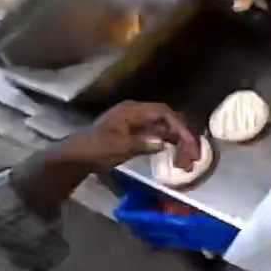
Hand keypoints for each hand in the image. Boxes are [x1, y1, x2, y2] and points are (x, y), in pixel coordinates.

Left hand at [57, 101, 197, 169]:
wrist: (76, 156)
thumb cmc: (94, 149)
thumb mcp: (118, 147)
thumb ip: (142, 143)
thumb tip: (163, 143)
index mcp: (132, 110)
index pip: (163, 112)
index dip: (179, 125)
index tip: (189, 141)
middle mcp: (138, 112)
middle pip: (169, 119)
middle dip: (184, 136)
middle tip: (195, 155)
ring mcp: (139, 122)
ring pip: (167, 129)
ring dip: (180, 143)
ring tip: (189, 161)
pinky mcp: (139, 132)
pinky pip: (161, 136)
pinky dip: (171, 145)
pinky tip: (178, 157)